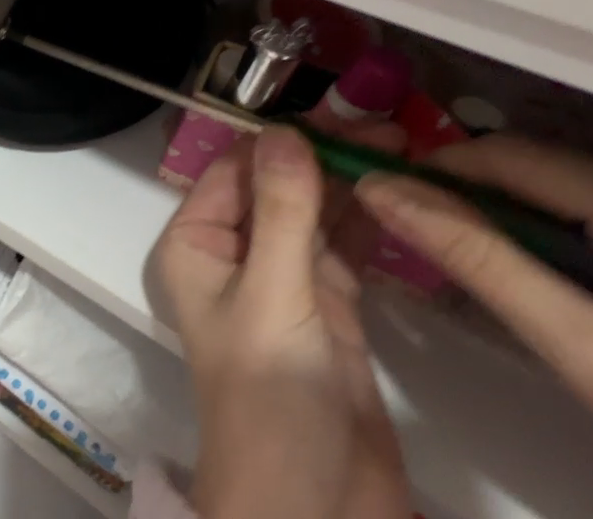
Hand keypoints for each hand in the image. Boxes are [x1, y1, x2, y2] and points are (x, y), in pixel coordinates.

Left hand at [153, 121, 412, 518]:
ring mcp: (279, 280)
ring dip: (346, 184)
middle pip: (271, 190)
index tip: (330, 110)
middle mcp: (229, 255)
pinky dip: (362, 223)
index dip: (273, 140)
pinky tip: (392, 193)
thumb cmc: (269, 386)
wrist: (309, 487)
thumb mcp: (273, 292)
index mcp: (194, 245)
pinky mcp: (325, 307)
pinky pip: (339, 249)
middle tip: (383, 126)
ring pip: (309, 216)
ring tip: (398, 146)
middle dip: (317, 157)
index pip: (228, 175)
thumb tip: (282, 134)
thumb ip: (282, 213)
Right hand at [356, 136, 592, 463]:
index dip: (432, 168)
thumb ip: (478, 259)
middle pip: (536, 172)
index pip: (507, 154)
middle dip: (464, 195)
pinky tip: (534, 278)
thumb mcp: (581, 344)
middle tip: (410, 233)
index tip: (376, 196)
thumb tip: (378, 189)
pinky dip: (547, 239)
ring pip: (562, 197)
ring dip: (501, 219)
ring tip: (462, 258)